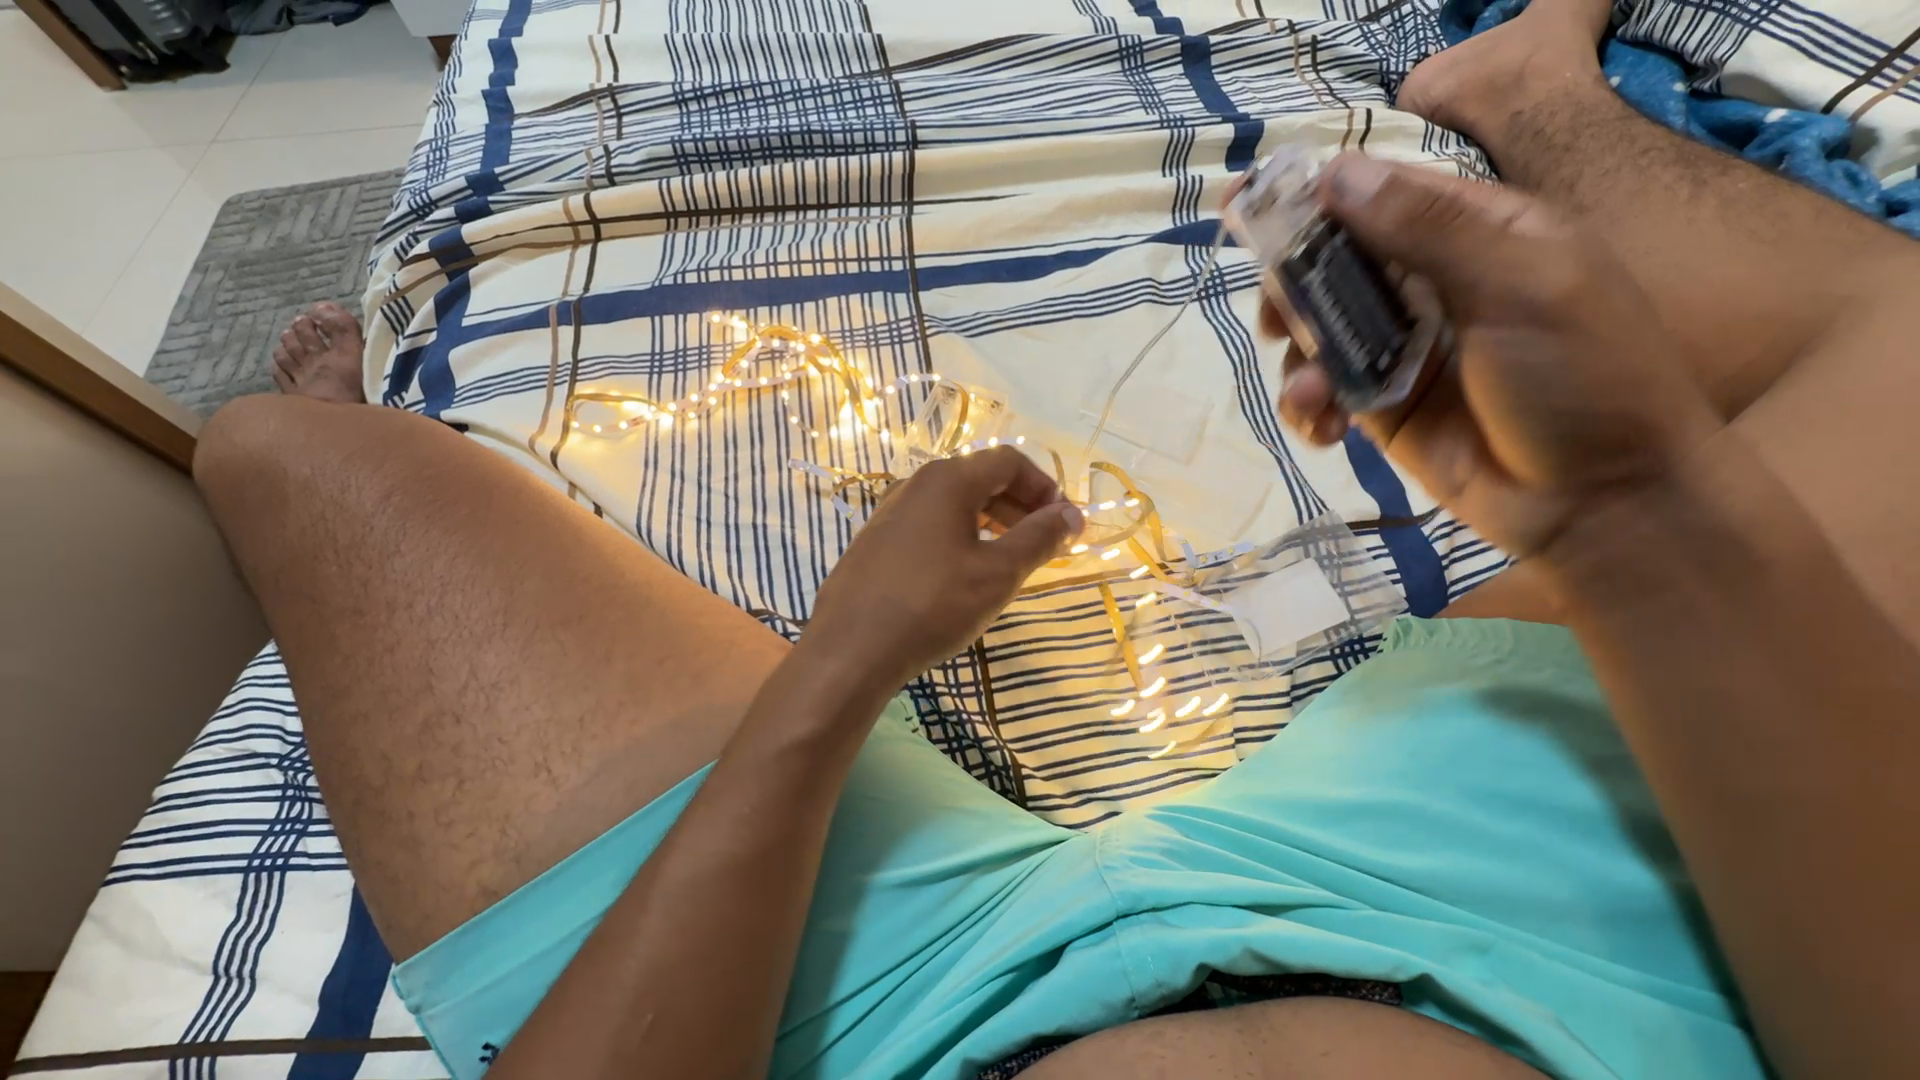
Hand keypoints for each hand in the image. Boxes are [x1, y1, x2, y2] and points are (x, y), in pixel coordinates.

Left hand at [803, 447, 1084, 692]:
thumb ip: (1039, 538)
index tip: (1067, 523)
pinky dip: (961, 538)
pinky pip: (931, 526)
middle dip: (1022, 506)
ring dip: (993, 523)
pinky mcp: (876, 543)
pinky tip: (967, 575)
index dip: (1045, 487)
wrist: (850, 649)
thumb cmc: (933, 605)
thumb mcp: (998, 574)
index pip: (1009, 461)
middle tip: (1047, 543)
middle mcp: (916, 484)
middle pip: (981, 479)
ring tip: (1013, 560)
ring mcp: (890, 513)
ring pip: (954, 504)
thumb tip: (1071, 515)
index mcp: (948, 480)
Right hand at [1261, 152, 1722, 558]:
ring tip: (1312, 395)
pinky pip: (1321, 391)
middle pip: (1334, 262)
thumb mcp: (1519, 285)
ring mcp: (1401, 347)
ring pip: (1317, 330)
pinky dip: (1307, 407)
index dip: (1314, 197)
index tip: (1247, 204)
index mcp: (1477, 234)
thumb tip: (1333, 173)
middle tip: (1277, 321)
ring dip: (1298, 358)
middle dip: (1293, 289)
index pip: (1381, 195)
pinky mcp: (1379, 405)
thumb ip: (1426, 230)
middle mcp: (1432, 283)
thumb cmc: (1582, 377)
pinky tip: (1322, 429)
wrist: (1601, 502)